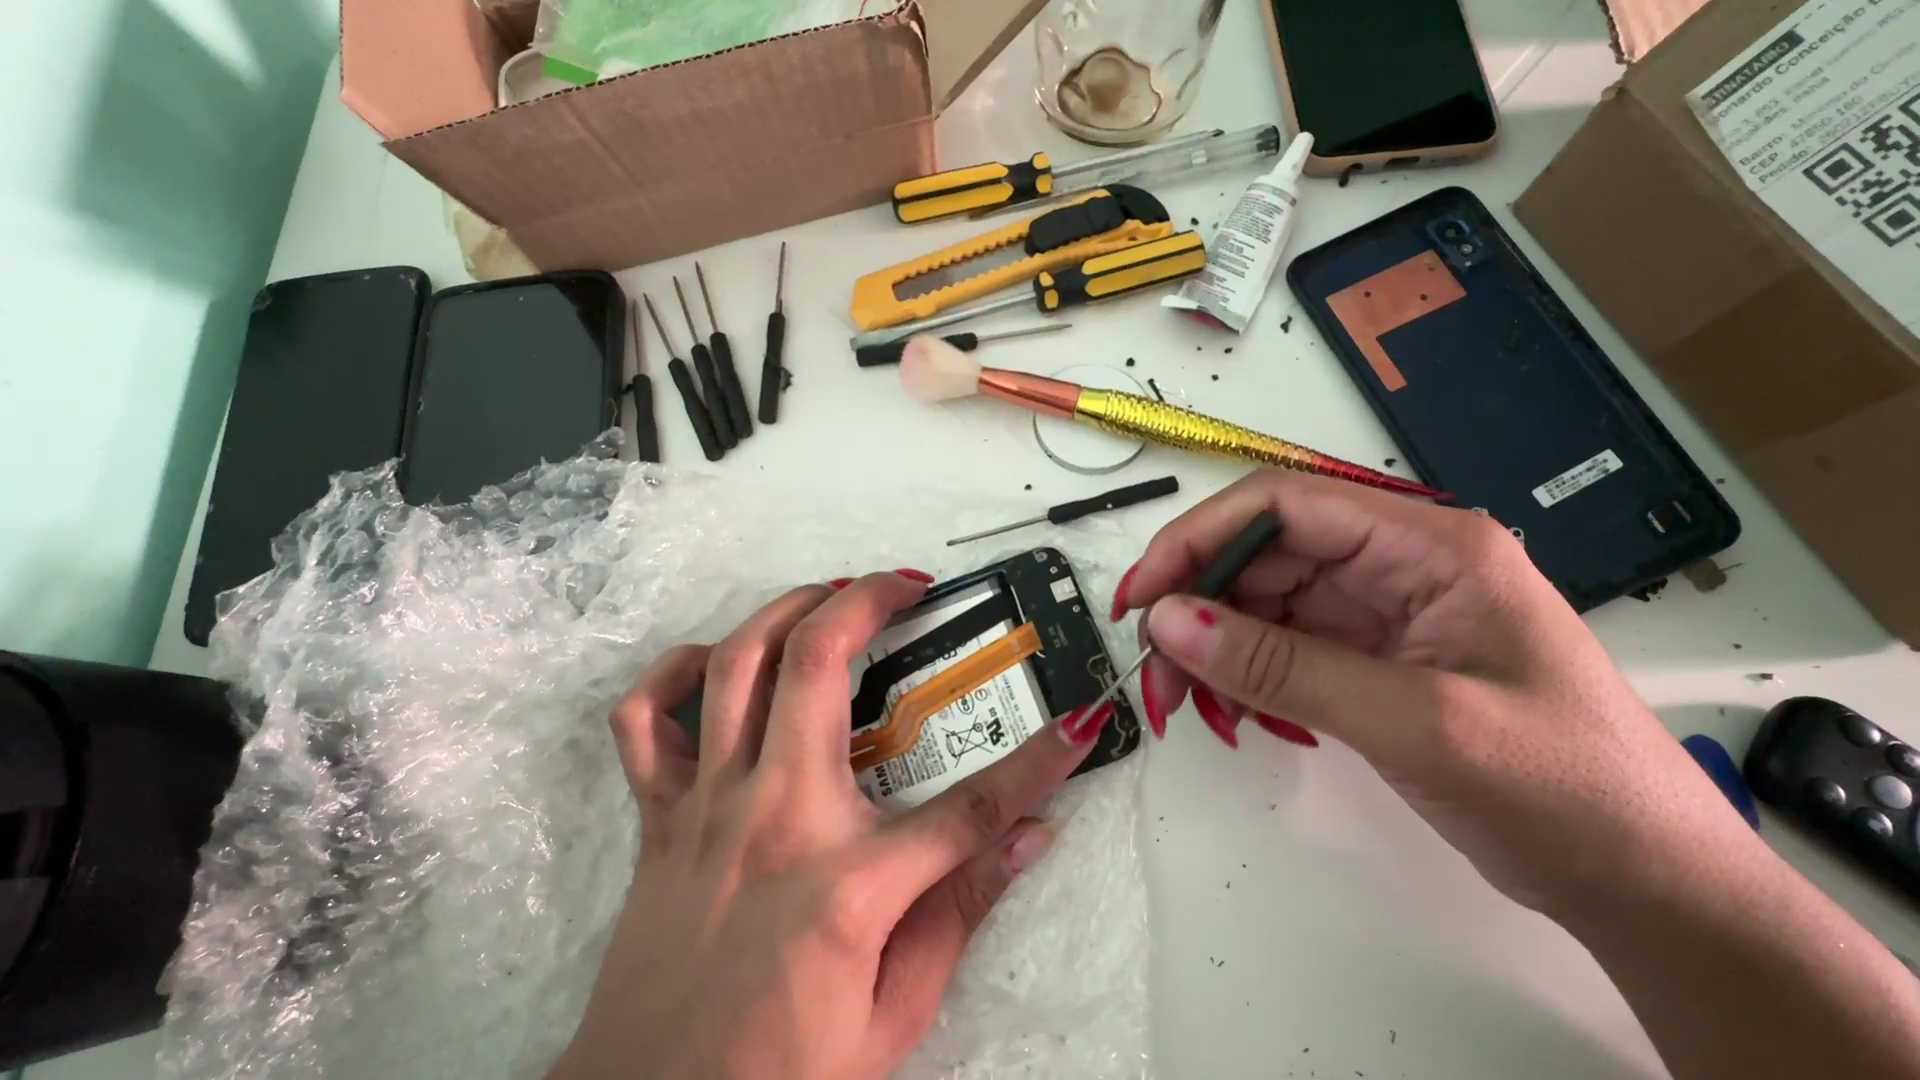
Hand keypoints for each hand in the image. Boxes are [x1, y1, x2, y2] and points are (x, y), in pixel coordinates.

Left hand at [548, 570, 1115, 1079]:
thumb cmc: (779, 1072)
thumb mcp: (895, 1012)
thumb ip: (961, 910)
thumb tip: (1029, 837)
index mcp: (847, 883)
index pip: (970, 808)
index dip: (1038, 764)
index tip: (1076, 720)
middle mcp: (773, 818)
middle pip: (820, 666)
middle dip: (870, 602)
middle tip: (908, 585)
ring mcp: (707, 806)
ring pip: (737, 664)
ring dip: (786, 609)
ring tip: (829, 595)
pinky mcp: (660, 816)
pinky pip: (645, 717)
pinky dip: (677, 671)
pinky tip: (718, 662)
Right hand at [1111, 471, 1753, 914]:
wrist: (1648, 883)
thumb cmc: (1561, 789)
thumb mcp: (1417, 723)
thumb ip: (1285, 668)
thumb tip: (1169, 620)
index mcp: (1431, 544)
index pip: (1284, 504)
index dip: (1198, 537)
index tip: (1140, 598)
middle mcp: (1402, 563)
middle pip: (1265, 554)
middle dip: (1199, 607)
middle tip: (1158, 678)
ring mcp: (1387, 613)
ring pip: (1266, 604)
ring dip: (1215, 648)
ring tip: (1188, 708)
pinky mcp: (1376, 660)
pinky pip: (1286, 649)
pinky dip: (1247, 678)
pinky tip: (1237, 716)